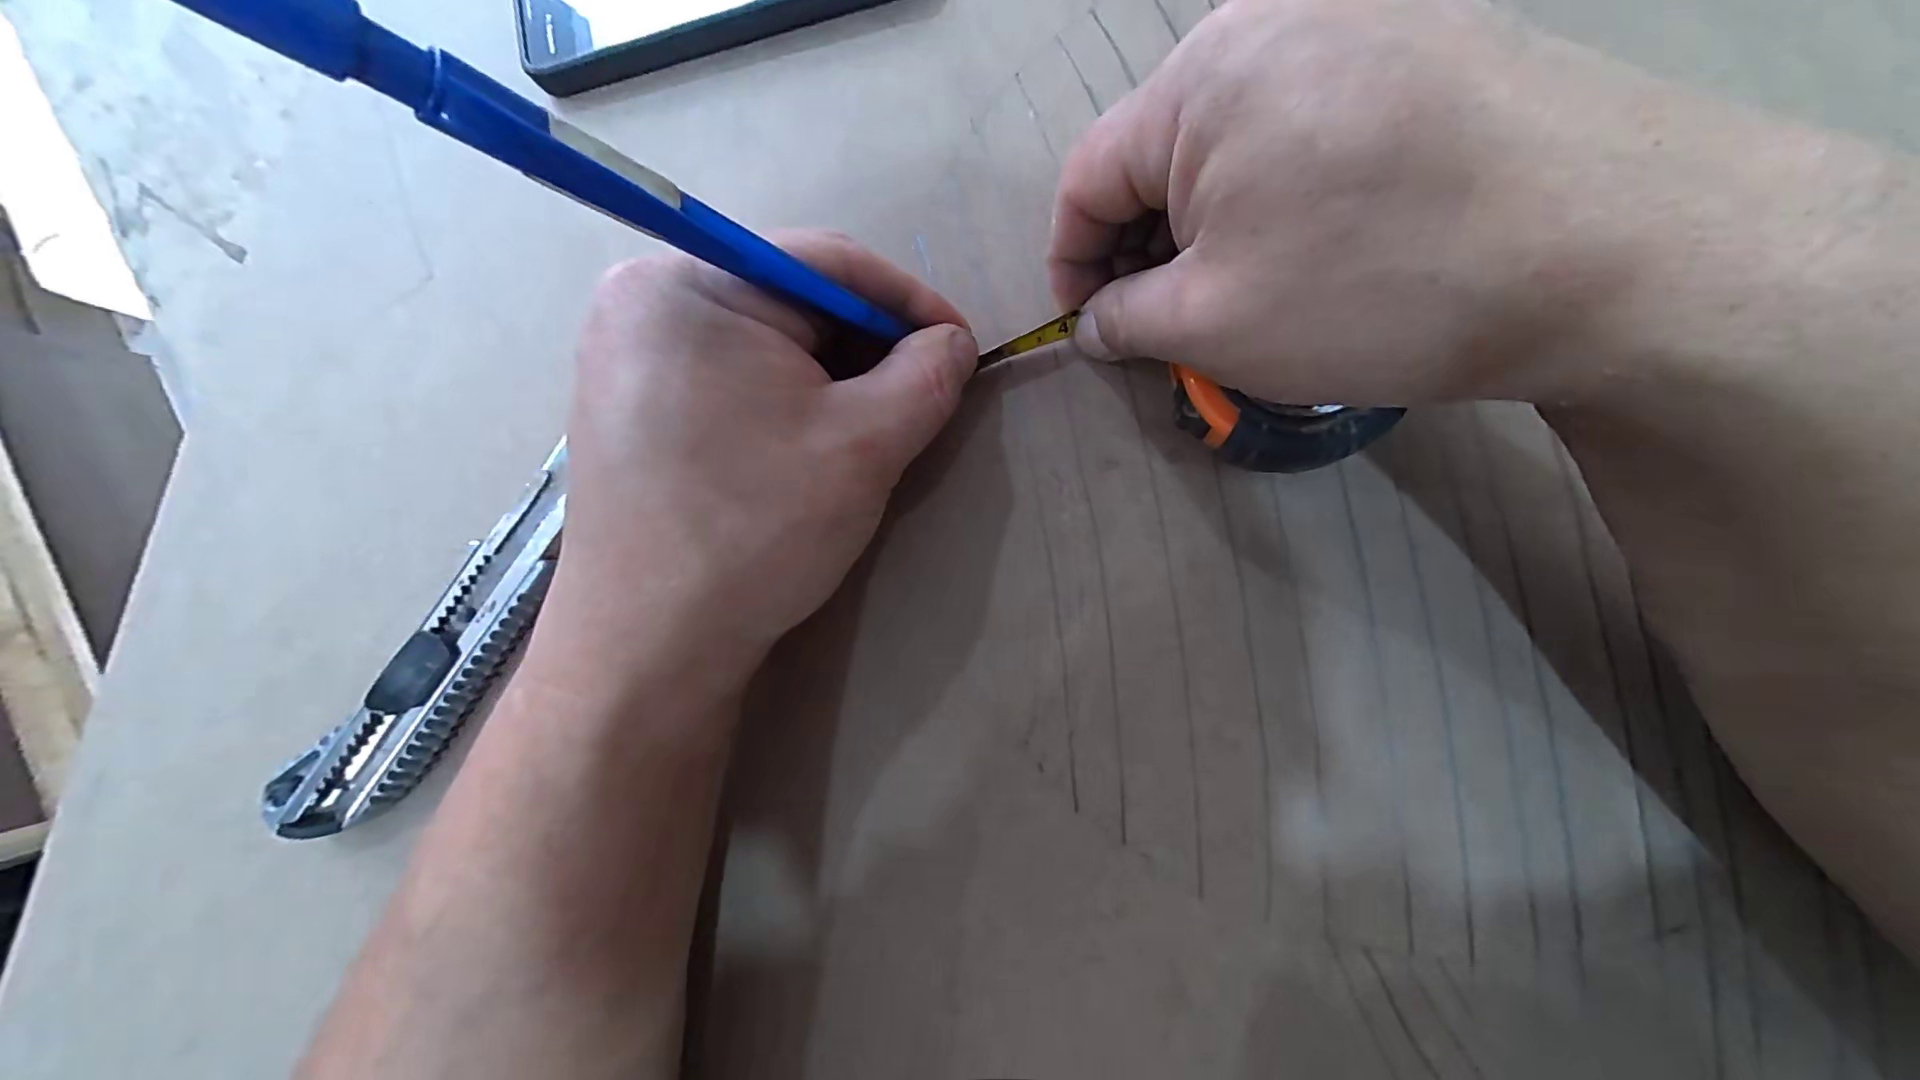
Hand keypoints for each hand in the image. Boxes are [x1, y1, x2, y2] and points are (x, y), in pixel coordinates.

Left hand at [530, 231, 975, 701]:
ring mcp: (628, 359)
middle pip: (791, 300)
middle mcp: (642, 303)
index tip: (961, 344)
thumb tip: (953, 341)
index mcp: (687, 283)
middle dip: (868, 347)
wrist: (652, 646)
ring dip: (832, 380)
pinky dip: (788, 403)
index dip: (908, 300)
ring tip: (872, 430)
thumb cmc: (755, 531)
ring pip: (765, 346)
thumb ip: (927, 375)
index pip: (826, 262)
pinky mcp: (633, 409)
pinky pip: (732, 380)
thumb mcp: (865, 444)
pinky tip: (812, 448)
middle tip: (920, 397)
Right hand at [1048, 0, 1810, 406]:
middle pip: (1156, 157)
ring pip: (1225, 147)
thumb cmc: (1371, 291)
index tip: (1083, 324)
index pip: (1087, 177)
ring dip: (1201, 232)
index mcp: (1203, 80)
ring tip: (1223, 300)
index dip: (1068, 260)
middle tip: (1155, 324)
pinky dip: (1264, 202)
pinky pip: (1295, 132)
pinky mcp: (1415, 50)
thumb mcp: (1211, 323)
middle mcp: (1271, 25)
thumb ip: (1123, 319)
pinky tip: (1291, 255)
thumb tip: (1088, 324)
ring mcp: (1354, 24)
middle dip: (1138, 250)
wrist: (1617, 252)